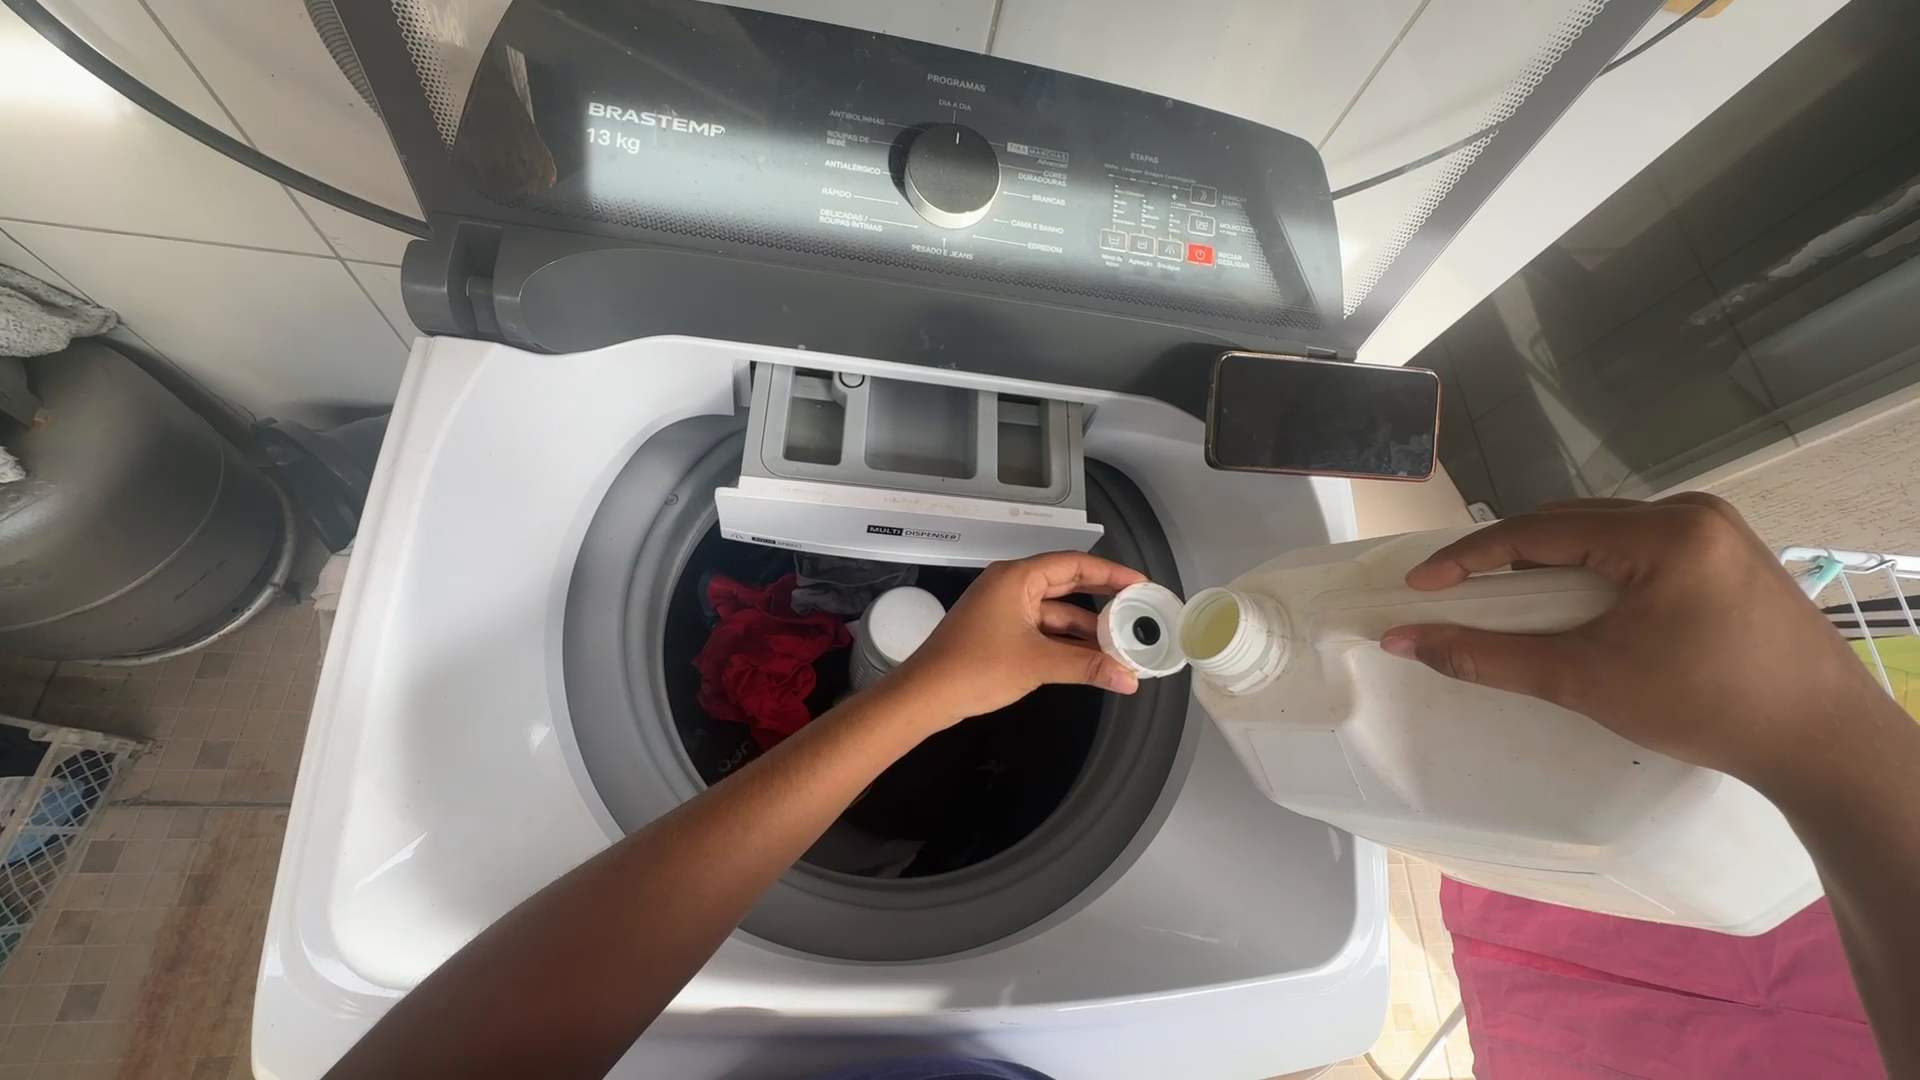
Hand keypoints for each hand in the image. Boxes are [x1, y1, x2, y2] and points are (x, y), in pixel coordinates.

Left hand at [884, 551, 1146, 730]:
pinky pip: (1041, 629)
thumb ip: (1088, 666)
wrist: (924, 695)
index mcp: (1017, 578)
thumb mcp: (1038, 664)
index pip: (1074, 564)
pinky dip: (1065, 642)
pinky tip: (1091, 658)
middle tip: (1137, 613)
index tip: (1141, 585)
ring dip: (1085, 630)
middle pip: (1066, 586)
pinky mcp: (998, 631)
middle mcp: (1010, 585)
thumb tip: (1130, 679)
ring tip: (1122, 646)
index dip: (1111, 573)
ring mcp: (1003, 609)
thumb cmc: (977, 668)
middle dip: (1102, 602)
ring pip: (1055, 612)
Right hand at [1378, 494, 1895, 796]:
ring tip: (1504, 596)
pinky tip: (1567, 596)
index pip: (1534, 533)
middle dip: (1500, 555)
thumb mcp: (1580, 680)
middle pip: (1560, 521)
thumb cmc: (1705, 707)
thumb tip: (1401, 641)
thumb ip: (1482, 656)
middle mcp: (1689, 512)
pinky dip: (1580, 563)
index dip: (1465, 557)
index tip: (1417, 585)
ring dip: (1539, 558)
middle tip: (1454, 592)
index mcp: (1664, 533)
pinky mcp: (1721, 548)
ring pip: (1590, 527)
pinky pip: (1623, 539)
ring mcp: (1712, 527)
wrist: (1828, 744)